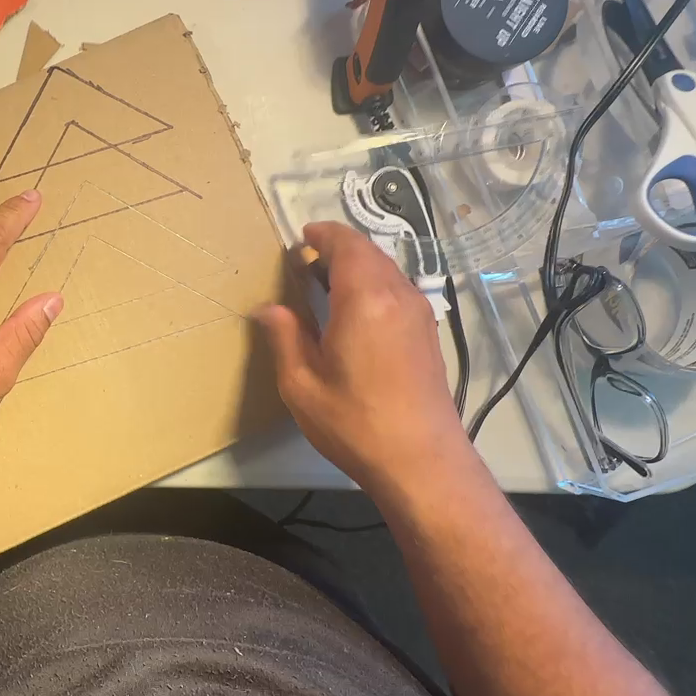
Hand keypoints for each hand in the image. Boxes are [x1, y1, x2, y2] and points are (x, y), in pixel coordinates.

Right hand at [253, 222, 467, 496]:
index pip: (347, 246)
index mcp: (365, 301)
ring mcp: (418, 315)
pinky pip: (397, 291)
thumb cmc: (354, 422)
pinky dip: (372, 285)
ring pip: (387, 270)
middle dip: (338, 248)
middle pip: (370, 253)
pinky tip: (352, 311)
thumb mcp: (301, 384)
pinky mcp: (426, 334)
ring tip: (323, 283)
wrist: (420, 461)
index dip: (324, 234)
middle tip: (305, 260)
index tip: (301, 236)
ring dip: (356, 267)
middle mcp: (398, 297)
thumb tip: (269, 309)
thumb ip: (285, 337)